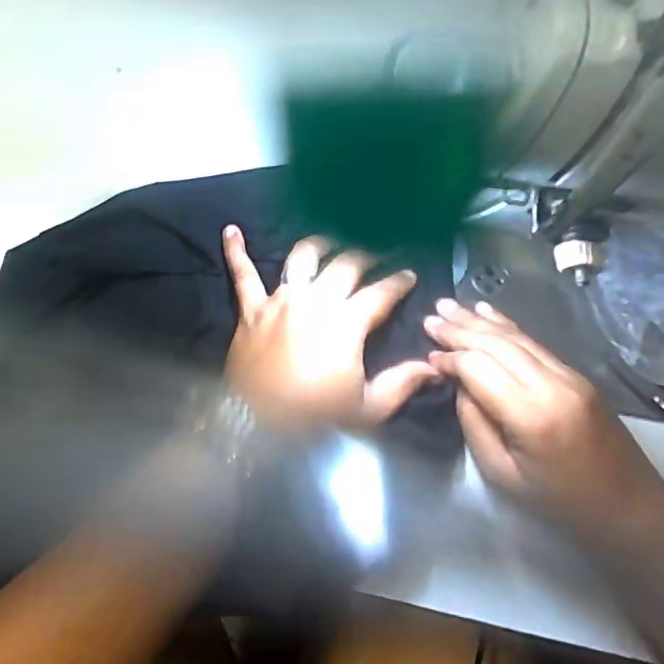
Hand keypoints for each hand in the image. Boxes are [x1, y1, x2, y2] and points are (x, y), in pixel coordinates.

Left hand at [220, 226, 438, 428]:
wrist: (254, 432)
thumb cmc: (315, 420)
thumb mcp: (367, 408)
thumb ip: (401, 382)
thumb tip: (433, 368)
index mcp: (346, 321)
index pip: (381, 293)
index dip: (398, 282)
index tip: (409, 275)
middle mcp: (315, 300)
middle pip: (345, 265)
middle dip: (365, 256)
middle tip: (376, 256)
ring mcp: (280, 301)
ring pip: (301, 258)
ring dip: (318, 245)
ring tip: (329, 242)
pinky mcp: (251, 310)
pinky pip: (242, 275)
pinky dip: (236, 251)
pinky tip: (231, 231)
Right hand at [425, 300, 663, 544]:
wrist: (629, 507)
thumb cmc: (560, 503)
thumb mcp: (503, 474)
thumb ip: (475, 423)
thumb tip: (460, 382)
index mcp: (531, 414)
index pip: (479, 367)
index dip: (451, 357)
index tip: (427, 351)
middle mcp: (551, 383)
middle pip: (497, 344)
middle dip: (461, 329)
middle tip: (431, 316)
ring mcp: (568, 373)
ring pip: (516, 336)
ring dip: (480, 320)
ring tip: (450, 306)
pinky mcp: (576, 372)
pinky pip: (534, 343)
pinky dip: (507, 326)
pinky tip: (487, 313)